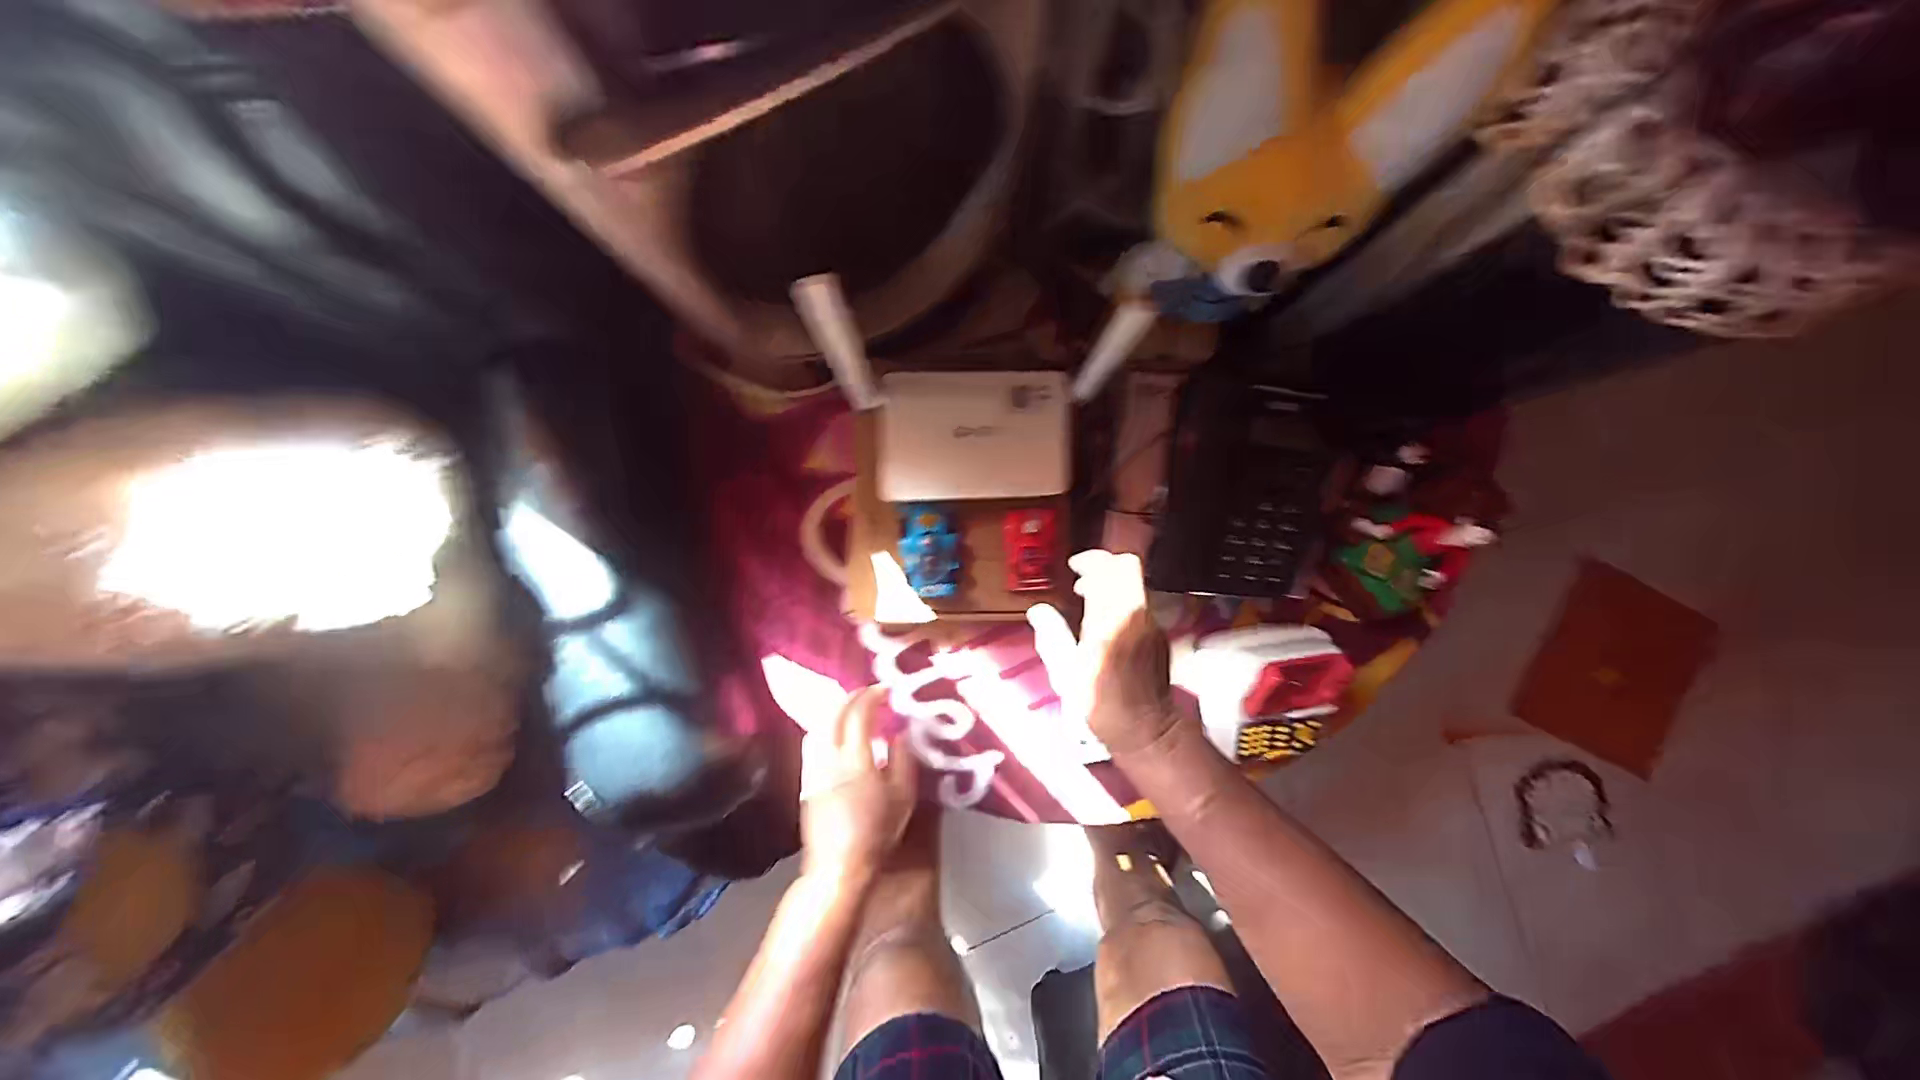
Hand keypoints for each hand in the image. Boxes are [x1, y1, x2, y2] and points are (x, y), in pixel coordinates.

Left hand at [800, 686, 916, 882]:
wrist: (838, 866)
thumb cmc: (877, 833)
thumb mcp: (903, 796)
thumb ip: (904, 758)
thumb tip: (902, 731)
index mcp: (856, 759)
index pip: (860, 714)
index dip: (873, 696)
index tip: (887, 690)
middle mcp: (829, 757)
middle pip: (835, 713)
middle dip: (853, 696)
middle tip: (871, 692)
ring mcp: (814, 768)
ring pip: (821, 725)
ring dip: (838, 709)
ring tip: (855, 708)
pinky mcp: (806, 780)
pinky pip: (815, 740)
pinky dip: (828, 726)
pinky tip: (840, 733)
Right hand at [1028, 550, 1184, 756]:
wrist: (1145, 730)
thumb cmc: (1101, 704)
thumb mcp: (1065, 672)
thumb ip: (1051, 635)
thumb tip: (1038, 611)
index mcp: (1112, 619)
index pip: (1110, 568)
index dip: (1091, 560)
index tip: (1075, 566)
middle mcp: (1137, 614)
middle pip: (1127, 568)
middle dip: (1103, 567)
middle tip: (1082, 579)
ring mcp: (1152, 624)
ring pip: (1135, 586)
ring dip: (1112, 584)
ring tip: (1089, 599)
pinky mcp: (1159, 636)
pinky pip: (1140, 604)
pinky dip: (1122, 602)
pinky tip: (1106, 623)